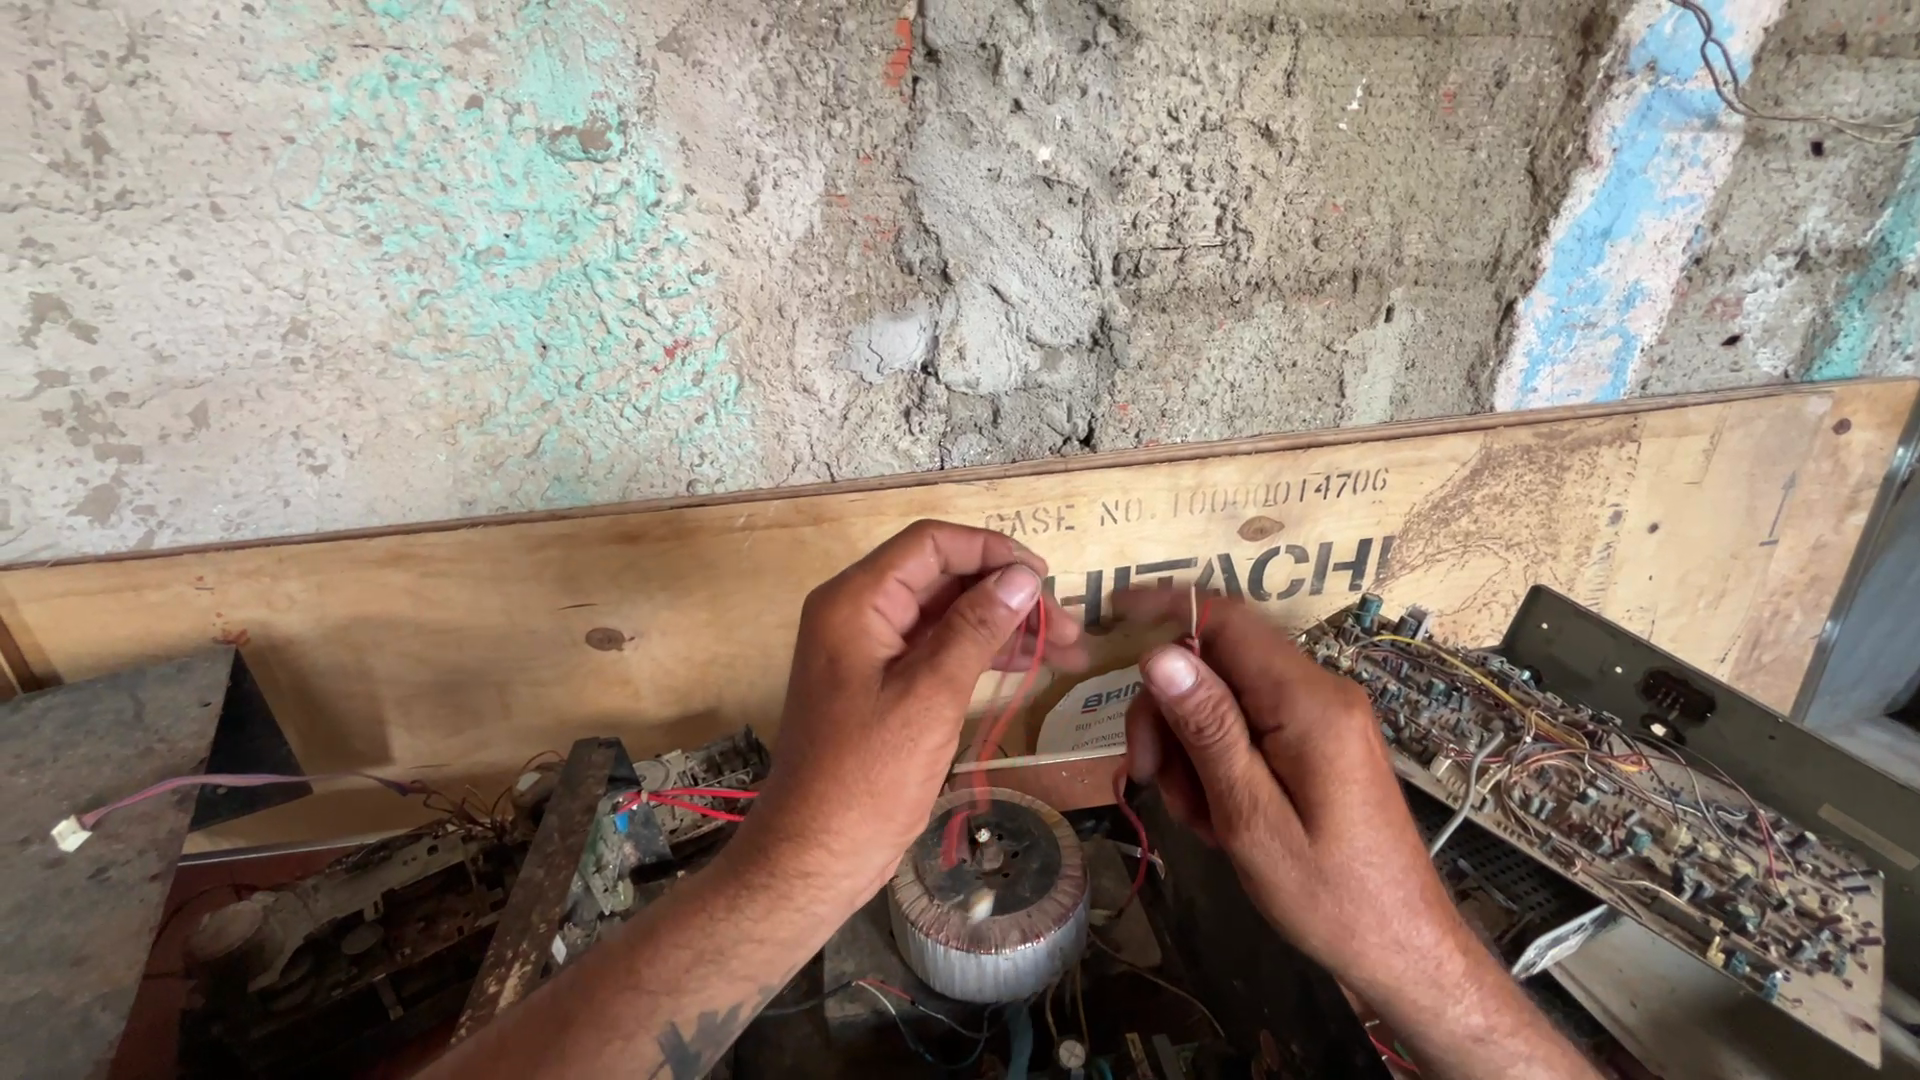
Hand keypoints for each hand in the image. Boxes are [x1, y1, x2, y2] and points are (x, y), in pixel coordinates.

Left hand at [729, 521, 1086, 909]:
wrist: (814, 856)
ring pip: (947, 614)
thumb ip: (976, 628)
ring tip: (1068, 649)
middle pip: (943, 578)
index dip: (991, 550)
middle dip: (1007, 594)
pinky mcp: (885, 682)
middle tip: (1068, 627)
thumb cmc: (866, 777)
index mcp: (855, 601)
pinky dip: (981, 653)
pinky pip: (938, 648)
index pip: (930, 544)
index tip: (1045, 578)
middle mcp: (859, 612)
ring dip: (1004, 626)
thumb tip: (1022, 576)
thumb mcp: (929, 696)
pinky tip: (1029, 664)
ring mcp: (871, 648)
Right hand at [1114, 589, 1467, 1001]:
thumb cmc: (1331, 897)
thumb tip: (1158, 654)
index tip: (1112, 613)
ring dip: (1188, 744)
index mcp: (1308, 703)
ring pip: (1222, 695)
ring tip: (1195, 813)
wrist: (1406, 950)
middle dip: (1168, 711)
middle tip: (1148, 775)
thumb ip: (1208, 731)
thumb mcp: (1251, 820)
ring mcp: (1320, 714)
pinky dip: (1215, 757)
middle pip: (1215, 661)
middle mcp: (1319, 691)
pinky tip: (1216, 810)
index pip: (1227, 620)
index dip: (1165, 607)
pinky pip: (1246, 722)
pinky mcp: (1315, 738)